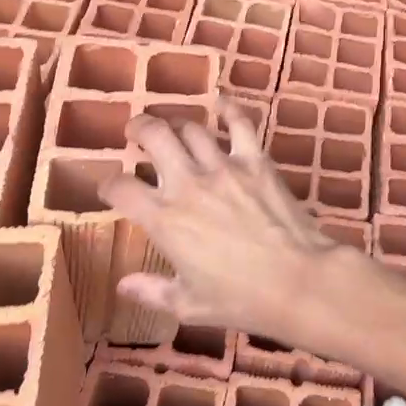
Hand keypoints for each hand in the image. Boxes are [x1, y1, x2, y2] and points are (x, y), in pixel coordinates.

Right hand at [97, 97, 349, 340]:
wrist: (296, 279)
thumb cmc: (240, 299)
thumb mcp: (188, 304)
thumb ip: (152, 291)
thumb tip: (124, 285)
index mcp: (165, 220)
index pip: (122, 189)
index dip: (109, 185)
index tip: (110, 186)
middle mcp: (188, 184)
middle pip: (154, 136)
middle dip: (139, 128)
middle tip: (136, 131)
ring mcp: (223, 167)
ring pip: (192, 127)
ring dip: (177, 122)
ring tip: (172, 125)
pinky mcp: (255, 160)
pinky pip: (240, 124)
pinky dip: (228, 109)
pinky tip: (219, 101)